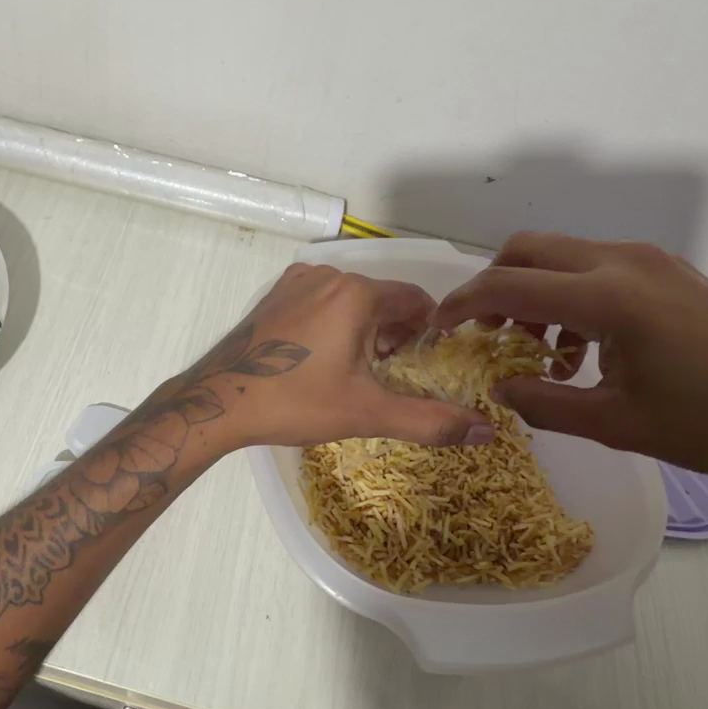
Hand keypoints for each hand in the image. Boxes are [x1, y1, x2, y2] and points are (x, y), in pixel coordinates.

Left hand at [193, 264, 495, 452]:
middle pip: (384, 298)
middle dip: (396, 334)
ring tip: (356, 373)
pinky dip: (335, 322)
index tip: (427, 365)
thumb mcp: (368, 413)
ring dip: (366, 329)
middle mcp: (329, 275)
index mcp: (356, 292)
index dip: (430, 332)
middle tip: (389, 376)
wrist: (221, 399)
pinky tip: (324, 360)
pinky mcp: (276, 294)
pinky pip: (323, 300)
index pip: (416, 300)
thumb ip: (430, 421)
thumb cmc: (296, 401)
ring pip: (352, 299)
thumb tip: (486, 433)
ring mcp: (297, 281)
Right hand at [433, 232, 707, 502]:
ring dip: (534, 290)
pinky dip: (569, 293)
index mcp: (610, 296)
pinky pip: (597, 266)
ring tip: (540, 349)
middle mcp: (626, 262)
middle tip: (485, 332)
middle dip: (493, 285)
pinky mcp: (672, 272)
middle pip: (528, 249)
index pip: (508, 284)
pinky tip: (585, 346)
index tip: (437, 327)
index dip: (463, 304)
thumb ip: (544, 402)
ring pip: (562, 254)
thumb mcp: (617, 425)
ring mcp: (653, 261)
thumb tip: (498, 388)